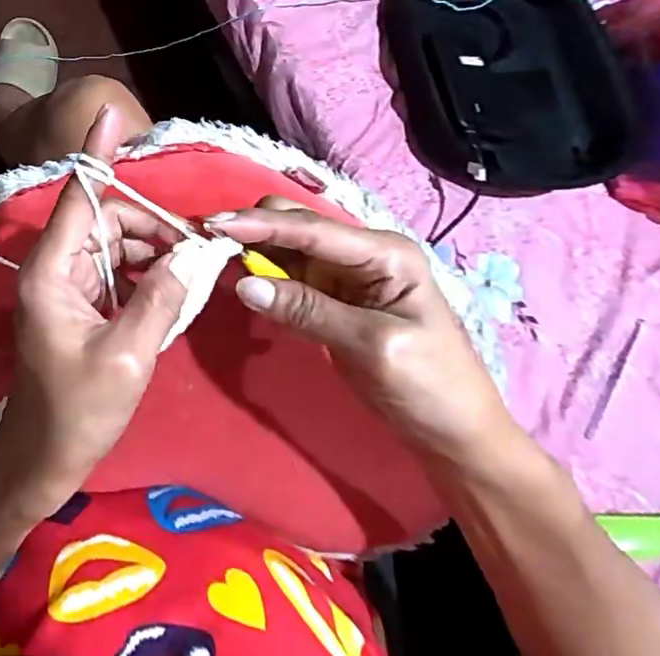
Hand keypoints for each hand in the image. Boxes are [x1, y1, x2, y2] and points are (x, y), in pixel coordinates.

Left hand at [0, 105, 190, 516]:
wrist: (44, 454)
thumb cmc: (78, 408)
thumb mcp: (128, 354)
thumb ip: (161, 298)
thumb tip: (192, 256)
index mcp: (52, 270)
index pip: (77, 197)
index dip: (95, 154)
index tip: (109, 113)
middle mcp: (55, 265)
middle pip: (106, 219)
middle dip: (151, 226)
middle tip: (197, 251)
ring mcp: (66, 282)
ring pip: (114, 241)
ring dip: (152, 249)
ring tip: (191, 269)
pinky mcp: (80, 299)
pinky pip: (116, 266)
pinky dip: (144, 269)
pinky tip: (172, 285)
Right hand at [208, 198, 516, 469]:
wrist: (456, 436)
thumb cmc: (432, 388)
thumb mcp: (373, 347)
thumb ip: (308, 310)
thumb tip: (244, 284)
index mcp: (383, 252)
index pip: (310, 227)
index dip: (259, 224)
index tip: (214, 224)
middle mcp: (360, 252)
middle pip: (293, 223)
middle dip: (249, 228)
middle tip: (203, 242)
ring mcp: (342, 273)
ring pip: (283, 246)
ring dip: (247, 248)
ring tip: (206, 253)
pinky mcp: (328, 295)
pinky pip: (284, 274)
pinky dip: (257, 272)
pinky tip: (230, 274)